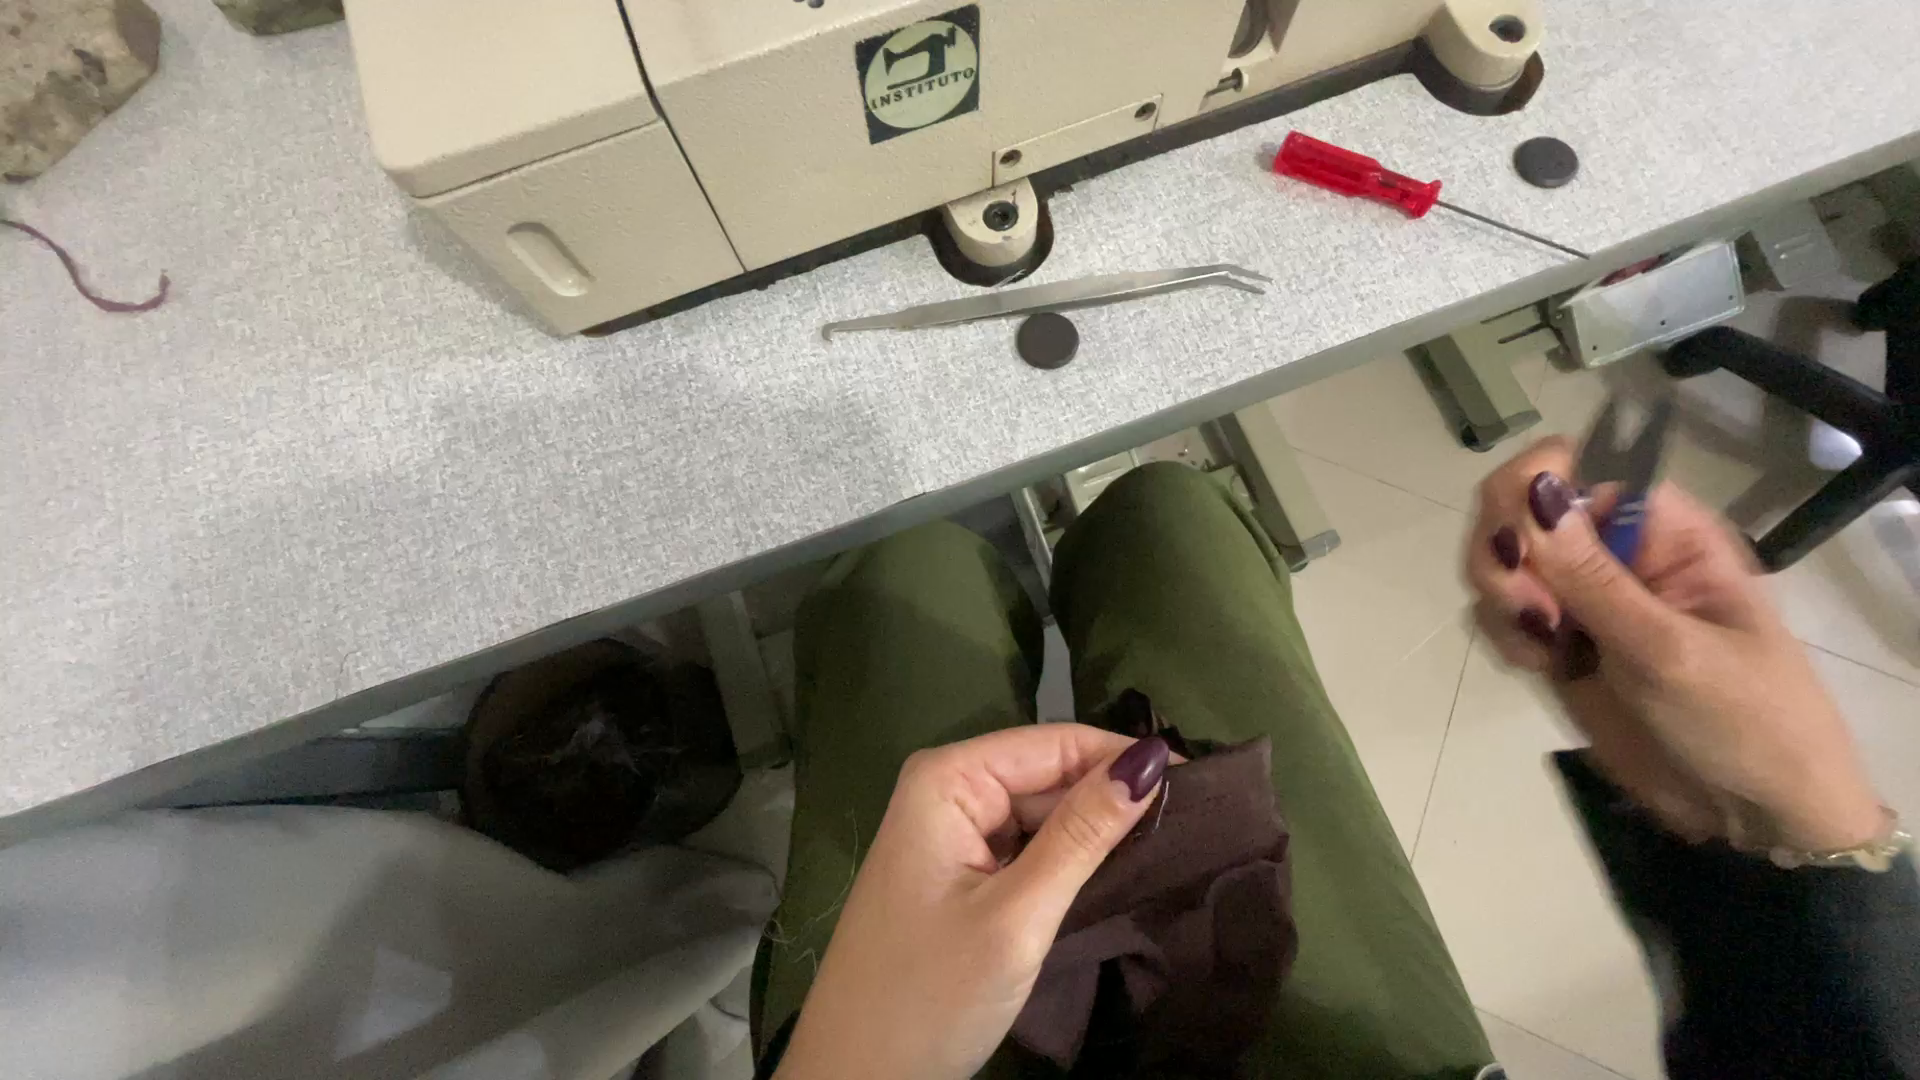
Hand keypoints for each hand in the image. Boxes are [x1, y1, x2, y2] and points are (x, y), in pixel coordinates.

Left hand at [774, 725, 1170, 1079]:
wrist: (854, 1076)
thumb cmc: (931, 993)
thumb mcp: (1017, 914)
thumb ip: (1082, 834)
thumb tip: (1151, 761)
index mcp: (949, 778)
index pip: (1053, 744)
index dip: (1123, 756)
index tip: (1201, 780)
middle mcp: (948, 787)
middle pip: (1047, 773)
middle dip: (1112, 794)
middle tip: (1197, 820)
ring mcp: (951, 828)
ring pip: (1040, 809)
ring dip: (1095, 827)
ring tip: (1173, 840)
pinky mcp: (959, 865)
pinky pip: (1024, 843)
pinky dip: (1067, 855)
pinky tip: (1116, 865)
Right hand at [1465, 437, 1884, 851]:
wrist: (1745, 813)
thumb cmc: (1741, 722)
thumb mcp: (1665, 648)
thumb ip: (1589, 575)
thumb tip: (1532, 491)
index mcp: (1664, 533)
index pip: (1578, 469)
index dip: (1531, 486)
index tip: (1519, 542)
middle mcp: (1614, 551)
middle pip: (1518, 511)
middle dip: (1506, 558)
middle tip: (1534, 614)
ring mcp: (1579, 594)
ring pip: (1497, 560)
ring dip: (1502, 601)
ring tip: (1545, 650)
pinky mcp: (1552, 634)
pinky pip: (1495, 610)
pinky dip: (1504, 635)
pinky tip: (1541, 666)